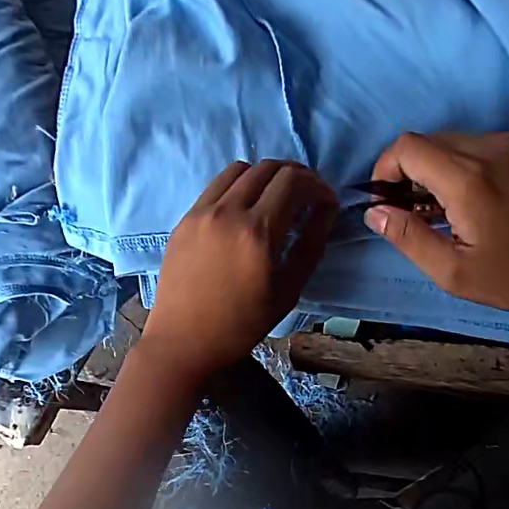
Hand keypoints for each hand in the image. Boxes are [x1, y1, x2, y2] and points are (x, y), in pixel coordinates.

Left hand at [140, 159, 337, 379]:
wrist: (182, 341)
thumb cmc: (240, 325)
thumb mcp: (287, 292)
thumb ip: (310, 246)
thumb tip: (326, 210)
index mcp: (257, 232)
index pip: (294, 181)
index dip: (317, 185)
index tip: (326, 202)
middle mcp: (228, 212)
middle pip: (269, 168)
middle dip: (296, 176)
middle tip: (306, 197)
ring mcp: (201, 213)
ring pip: (239, 169)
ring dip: (265, 176)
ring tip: (274, 199)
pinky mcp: (184, 220)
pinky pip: (215, 187)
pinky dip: (237, 187)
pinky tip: (244, 210)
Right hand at [364, 131, 508, 325]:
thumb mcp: (452, 272)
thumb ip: (408, 237)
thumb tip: (375, 212)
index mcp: (469, 178)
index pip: (408, 147)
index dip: (386, 169)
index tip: (389, 199)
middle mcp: (495, 147)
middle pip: (432, 141)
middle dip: (414, 172)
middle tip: (421, 212)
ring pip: (462, 141)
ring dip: (446, 169)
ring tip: (457, 209)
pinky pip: (493, 144)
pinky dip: (478, 166)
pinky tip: (491, 199)